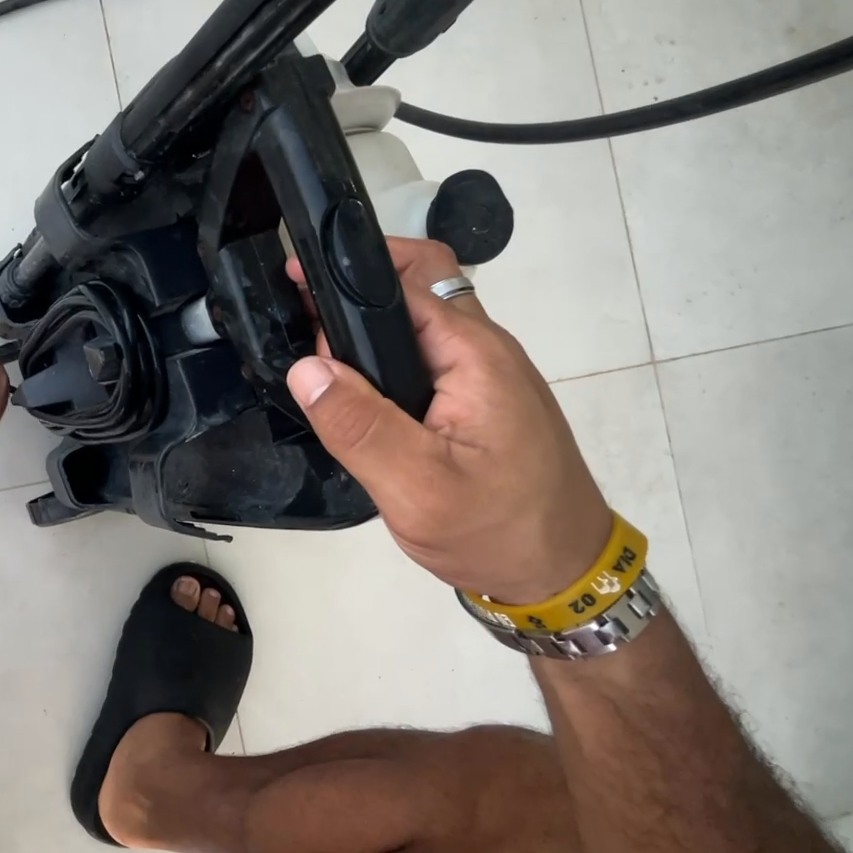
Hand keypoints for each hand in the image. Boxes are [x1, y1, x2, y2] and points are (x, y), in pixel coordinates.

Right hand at [285, 237, 610, 603]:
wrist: (561, 575)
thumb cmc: (496, 531)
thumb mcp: (417, 487)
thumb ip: (360, 426)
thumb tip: (305, 368)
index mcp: (473, 355)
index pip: (404, 282)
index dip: (345, 276)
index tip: (290, 285)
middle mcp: (481, 350)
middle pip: (416, 284)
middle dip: (355, 285)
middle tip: (295, 314)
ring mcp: (481, 375)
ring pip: (415, 322)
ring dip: (364, 325)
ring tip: (307, 351)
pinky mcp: (474, 401)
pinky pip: (421, 356)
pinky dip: (379, 356)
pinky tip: (347, 388)